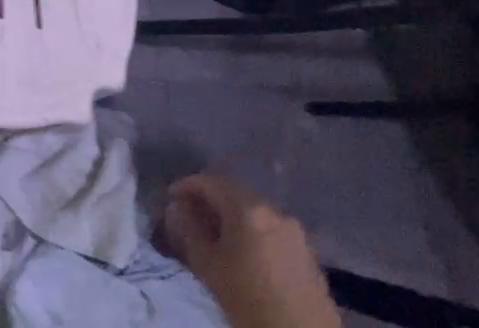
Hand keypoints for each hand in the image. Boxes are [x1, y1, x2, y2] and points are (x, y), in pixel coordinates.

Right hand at [162, 174, 341, 327]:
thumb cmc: (247, 297)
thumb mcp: (206, 262)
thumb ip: (188, 227)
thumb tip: (180, 208)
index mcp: (249, 209)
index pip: (210, 182)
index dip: (185, 186)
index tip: (170, 199)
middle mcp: (276, 212)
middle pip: (234, 195)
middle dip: (209, 203)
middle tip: (189, 219)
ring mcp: (296, 233)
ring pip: (253, 214)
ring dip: (230, 219)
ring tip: (215, 239)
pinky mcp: (308, 254)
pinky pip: (270, 232)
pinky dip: (251, 234)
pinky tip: (243, 254)